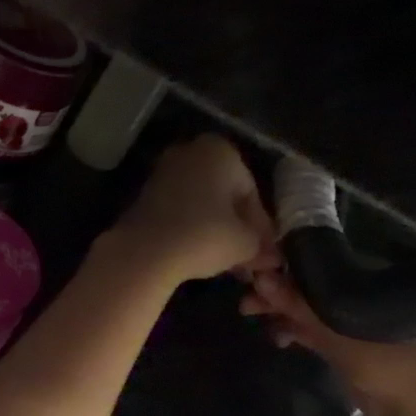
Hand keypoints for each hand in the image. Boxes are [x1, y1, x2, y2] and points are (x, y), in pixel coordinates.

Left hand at [107, 135, 278, 283]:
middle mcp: (192, 152)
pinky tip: (201, 255)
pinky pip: (181, 210)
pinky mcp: (146, 193)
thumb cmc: (204, 236)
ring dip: (217, 231)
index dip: (261, 227)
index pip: (251, 192)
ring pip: (203, 204)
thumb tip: (271, 257)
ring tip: (228, 263)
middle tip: (249, 259)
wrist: (144, 250)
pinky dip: (193, 228)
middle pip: (226, 196)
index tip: (265, 252)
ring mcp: (165, 171)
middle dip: (238, 228)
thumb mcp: (245, 243)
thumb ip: (262, 246)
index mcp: (221, 151)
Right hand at [240, 269, 415, 415]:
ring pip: (307, 310)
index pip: (319, 265)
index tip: (257, 267)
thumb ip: (299, 307)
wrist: (407, 409)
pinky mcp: (342, 346)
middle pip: (309, 288)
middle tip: (246, 296)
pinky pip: (311, 332)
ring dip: (280, 311)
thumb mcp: (336, 332)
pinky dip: (293, 331)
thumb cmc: (383, 361)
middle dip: (278, 291)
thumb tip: (261, 278)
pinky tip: (275, 337)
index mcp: (363, 284)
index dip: (287, 265)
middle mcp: (355, 298)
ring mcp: (348, 322)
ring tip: (250, 313)